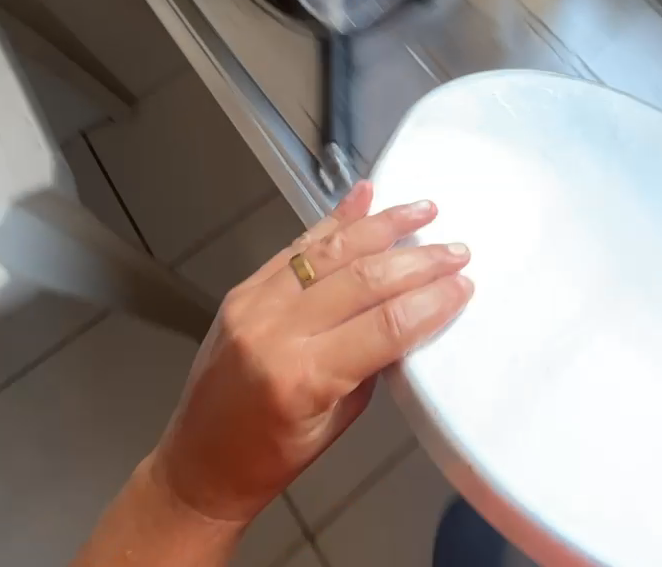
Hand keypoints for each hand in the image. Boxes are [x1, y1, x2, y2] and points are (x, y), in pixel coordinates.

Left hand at [151, 182, 472, 523]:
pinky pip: (298, 246)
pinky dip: (335, 219)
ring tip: (423, 210)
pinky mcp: (244, 288)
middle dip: (419, 260)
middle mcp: (276, 331)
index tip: (464, 283)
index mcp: (303, 377)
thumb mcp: (339, 419)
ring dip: (384, 226)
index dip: (431, 300)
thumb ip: (374, 360)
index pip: (385, 326)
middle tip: (456, 250)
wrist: (197, 466)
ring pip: (331, 249)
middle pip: (363, 279)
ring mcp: (254, 303)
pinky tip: (365, 195)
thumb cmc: (272, 458)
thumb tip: (411, 310)